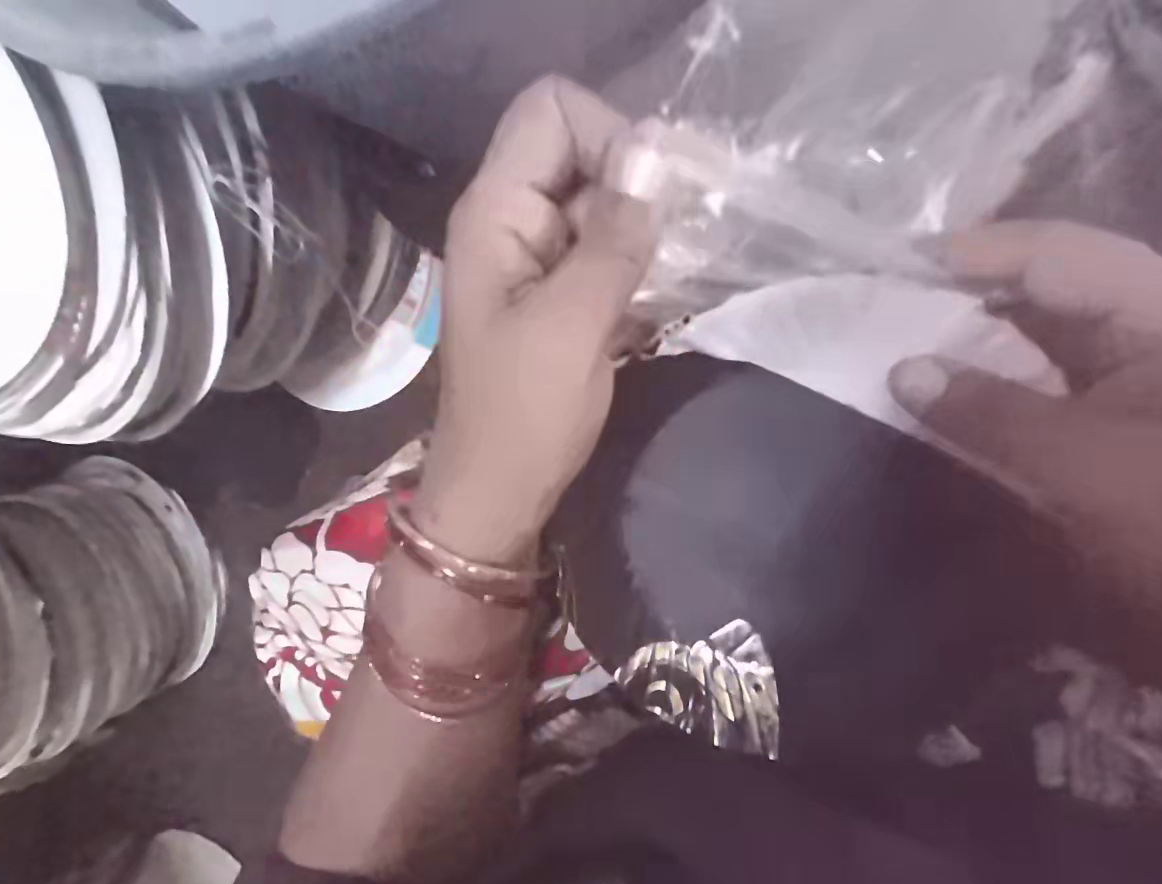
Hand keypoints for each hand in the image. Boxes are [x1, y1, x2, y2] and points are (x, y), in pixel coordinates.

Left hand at [417, 77, 657, 564]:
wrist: (498, 494)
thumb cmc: (525, 418)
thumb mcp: (573, 326)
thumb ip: (614, 239)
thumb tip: (655, 155)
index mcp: (494, 214)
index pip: (553, 111)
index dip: (611, 136)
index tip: (650, 204)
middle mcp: (509, 224)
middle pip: (581, 156)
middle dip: (634, 192)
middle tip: (666, 255)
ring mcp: (532, 265)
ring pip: (599, 210)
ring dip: (639, 238)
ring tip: (661, 287)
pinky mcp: (554, 302)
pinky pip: (601, 258)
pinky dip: (631, 271)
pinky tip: (651, 309)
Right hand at [889, 221, 1161, 645]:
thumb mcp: (1079, 467)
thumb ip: (986, 412)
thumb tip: (904, 370)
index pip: (1056, 254)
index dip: (970, 256)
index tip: (892, 269)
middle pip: (1057, 281)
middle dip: (970, 291)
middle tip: (893, 305)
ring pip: (1057, 325)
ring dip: (985, 332)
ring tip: (912, 338)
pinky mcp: (1152, 403)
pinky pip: (1064, 368)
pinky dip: (1008, 372)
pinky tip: (963, 385)